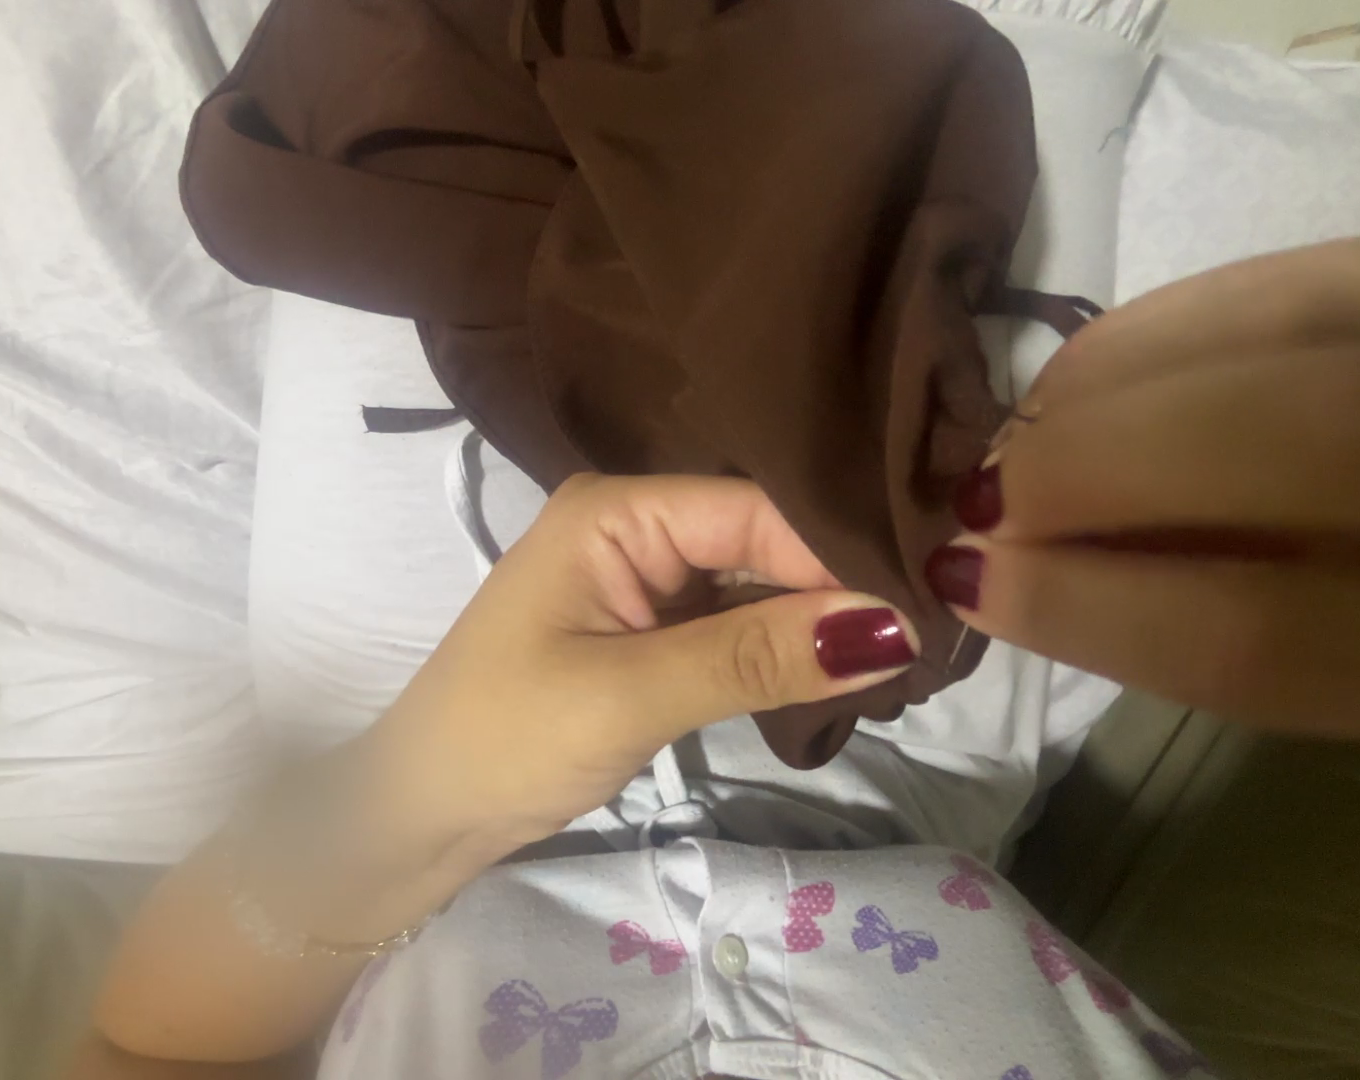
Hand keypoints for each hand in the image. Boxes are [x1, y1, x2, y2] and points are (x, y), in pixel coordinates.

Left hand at [361, 473, 920, 849]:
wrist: (428, 809)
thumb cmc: (506, 736)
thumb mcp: (630, 693)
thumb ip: (754, 656)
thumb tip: (891, 627)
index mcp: (613, 512)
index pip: (751, 511)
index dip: (834, 556)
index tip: (924, 608)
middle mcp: (631, 527)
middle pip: (757, 541)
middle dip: (833, 589)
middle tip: (932, 635)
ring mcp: (639, 580)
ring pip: (749, 585)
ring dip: (811, 622)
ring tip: (906, 655)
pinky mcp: (646, 629)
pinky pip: (728, 625)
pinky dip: (776, 649)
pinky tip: (838, 668)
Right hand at [927, 229, 1359, 740]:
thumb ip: (1212, 637)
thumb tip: (1020, 560)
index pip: (1274, 634)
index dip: (1082, 606)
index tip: (963, 579)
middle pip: (1317, 435)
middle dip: (1090, 464)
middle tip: (984, 497)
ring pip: (1302, 322)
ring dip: (1104, 383)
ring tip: (1022, 437)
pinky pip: (1296, 270)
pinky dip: (1155, 325)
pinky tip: (1087, 378)